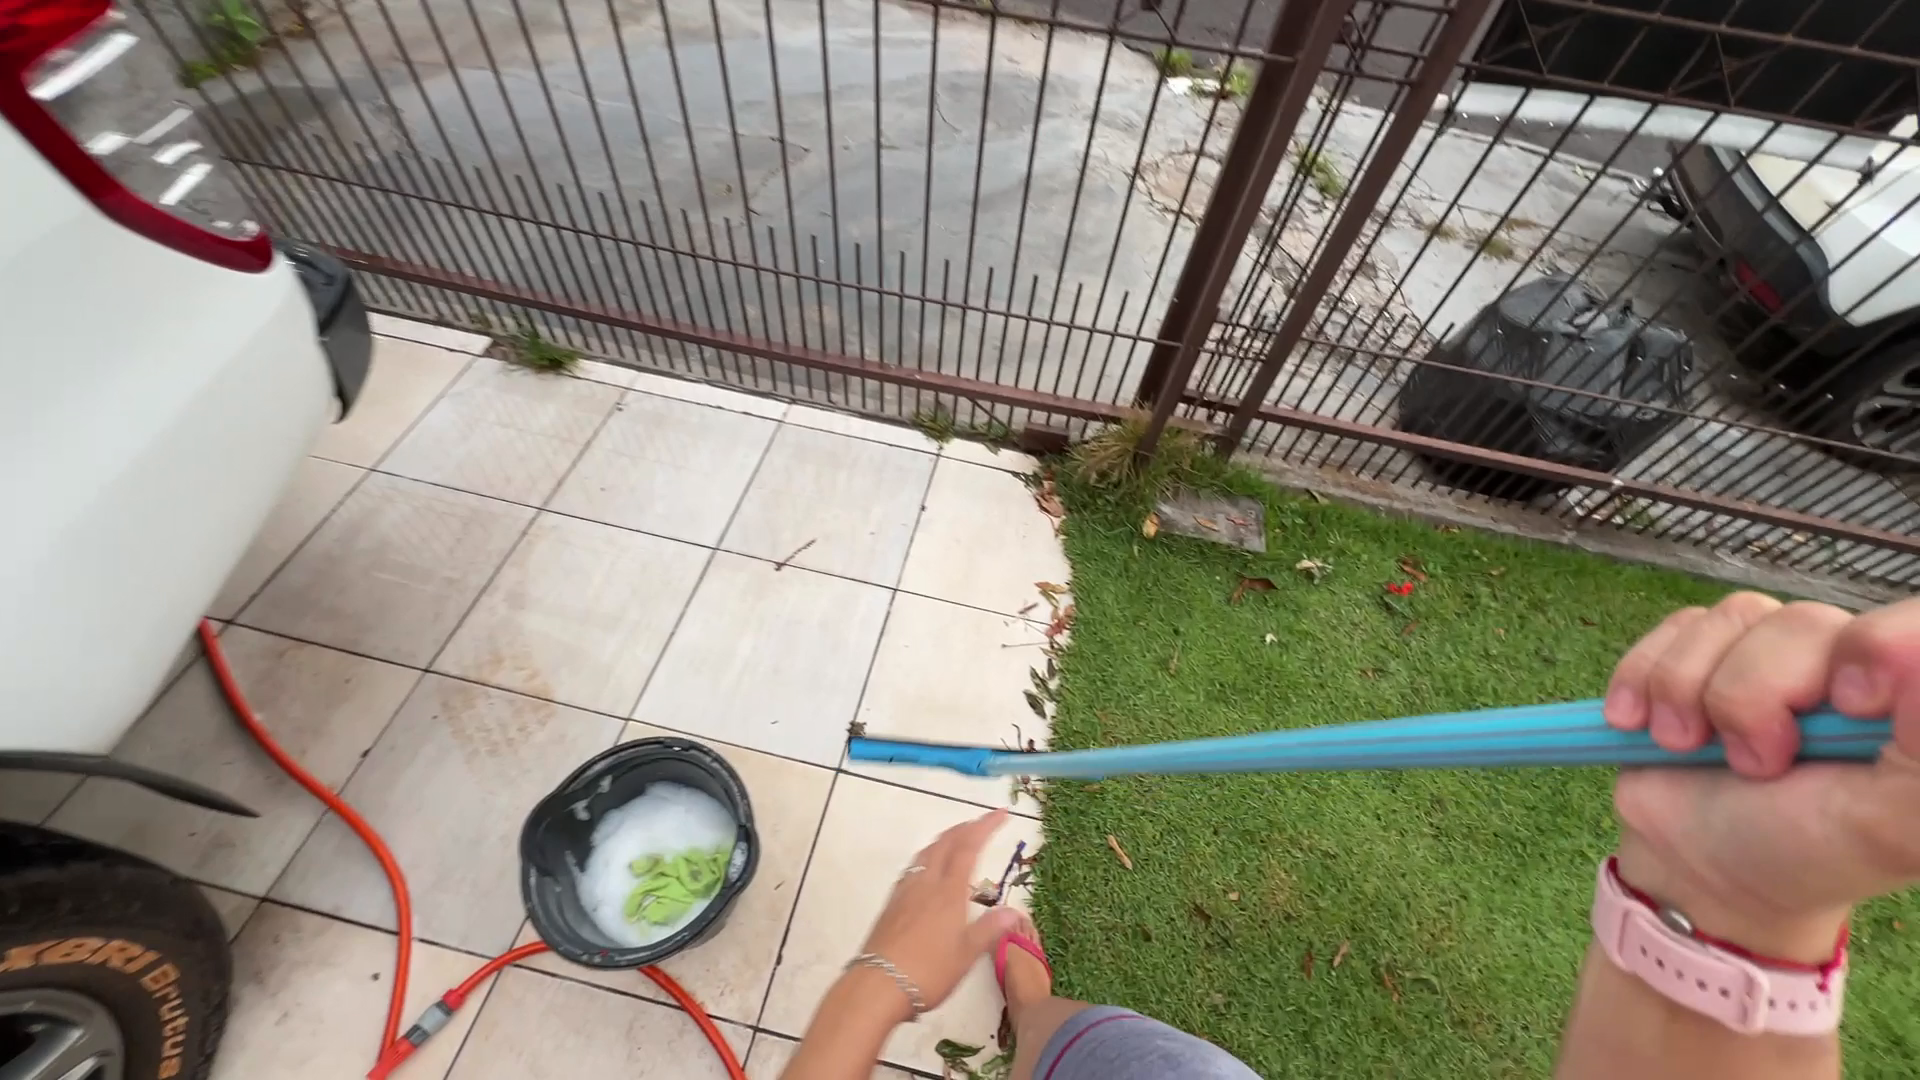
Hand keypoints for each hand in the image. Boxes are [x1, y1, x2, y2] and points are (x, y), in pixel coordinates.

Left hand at [853, 808, 1023, 1019]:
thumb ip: (990, 929)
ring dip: (945, 838)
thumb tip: (1015, 911)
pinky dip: (929, 855)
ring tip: (958, 838)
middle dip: (966, 827)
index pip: (969, 847)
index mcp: (948, 891)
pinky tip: (929, 868)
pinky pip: (914, 866)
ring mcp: (906, 890)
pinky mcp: (892, 902)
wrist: (878, 985)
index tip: (1002, 812)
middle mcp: (927, 883)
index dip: (986, 826)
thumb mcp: (966, 955)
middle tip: (983, 822)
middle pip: (946, 842)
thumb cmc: (928, 971)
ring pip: (927, 851)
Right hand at [1601, 593, 1919, 960]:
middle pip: (1800, 624)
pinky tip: (1637, 722)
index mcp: (1905, 701)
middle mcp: (1845, 663)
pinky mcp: (1694, 651)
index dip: (1877, 648)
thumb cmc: (1803, 849)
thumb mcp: (1889, 825)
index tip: (1852, 708)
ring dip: (1682, 690)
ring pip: (1727, 621)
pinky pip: (1668, 629)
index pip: (1913, 628)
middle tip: (1748, 762)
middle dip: (1750, 697)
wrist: (1694, 856)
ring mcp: (1765, 652)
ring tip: (1680, 745)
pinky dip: (1639, 677)